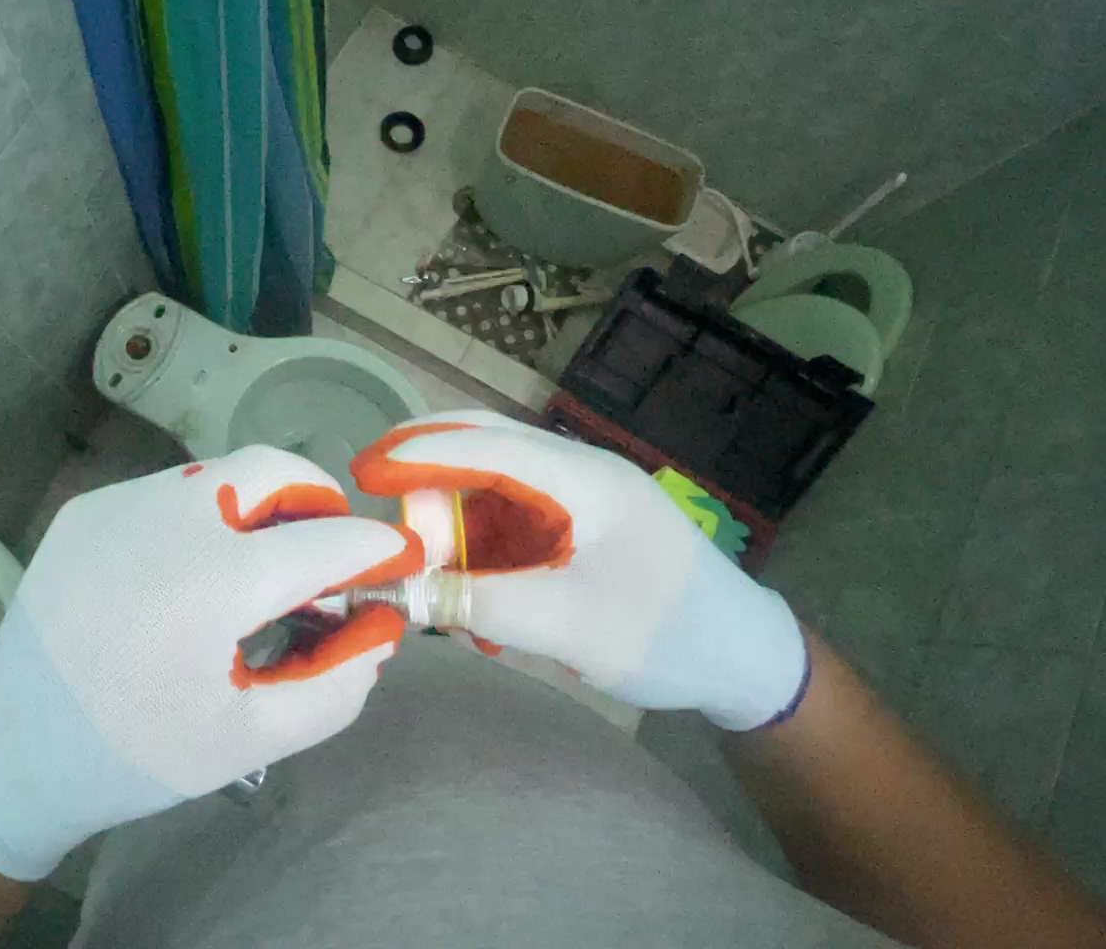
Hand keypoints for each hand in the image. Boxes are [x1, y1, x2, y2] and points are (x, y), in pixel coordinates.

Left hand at [0, 447, 422, 879]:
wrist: (9, 751)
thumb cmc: (136, 754)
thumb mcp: (250, 739)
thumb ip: (336, 683)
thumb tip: (382, 629)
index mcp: (209, 583)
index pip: (325, 541)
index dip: (375, 548)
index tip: (399, 558)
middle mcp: (165, 519)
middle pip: (274, 468)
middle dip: (320, 499)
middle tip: (332, 549)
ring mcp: (119, 504)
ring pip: (225, 474)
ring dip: (265, 506)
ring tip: (265, 565)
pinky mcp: (89, 508)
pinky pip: (176, 492)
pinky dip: (212, 516)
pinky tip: (198, 571)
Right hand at [352, 411, 806, 729]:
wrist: (743, 658)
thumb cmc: (667, 635)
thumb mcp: (573, 626)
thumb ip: (484, 603)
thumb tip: (404, 588)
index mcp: (584, 478)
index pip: (487, 446)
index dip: (419, 454)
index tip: (362, 470)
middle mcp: (574, 473)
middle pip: (482, 448)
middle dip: (425, 474)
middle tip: (380, 506)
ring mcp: (573, 499)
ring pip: (485, 490)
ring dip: (450, 528)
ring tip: (435, 583)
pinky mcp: (570, 527)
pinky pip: (504, 525)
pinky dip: (476, 554)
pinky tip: (473, 600)